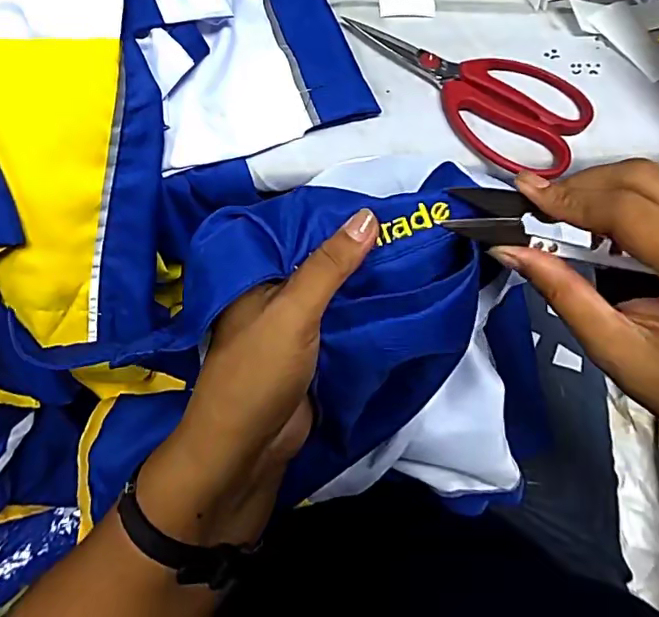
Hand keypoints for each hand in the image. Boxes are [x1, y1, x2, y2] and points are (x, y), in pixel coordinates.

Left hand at [134, 208, 378, 545]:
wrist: (245, 455)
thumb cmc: (257, 373)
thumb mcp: (293, 311)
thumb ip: (328, 266)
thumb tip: (367, 216)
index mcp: (258, 273)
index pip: (300, 231)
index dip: (336, 217)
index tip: (383, 203)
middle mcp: (275, 292)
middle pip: (322, 262)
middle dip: (358, 250)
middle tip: (409, 227)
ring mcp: (296, 324)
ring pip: (336, 294)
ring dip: (366, 281)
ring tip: (413, 254)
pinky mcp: (314, 353)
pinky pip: (343, 323)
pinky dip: (366, 313)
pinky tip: (400, 298)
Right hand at [488, 159, 658, 462]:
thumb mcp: (613, 349)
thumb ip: (561, 291)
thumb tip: (507, 246)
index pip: (633, 213)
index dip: (573, 199)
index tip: (525, 195)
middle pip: (646, 180)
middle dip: (585, 185)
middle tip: (543, 204)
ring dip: (606, 186)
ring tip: (571, 213)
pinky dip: (632, 194)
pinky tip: (611, 220)